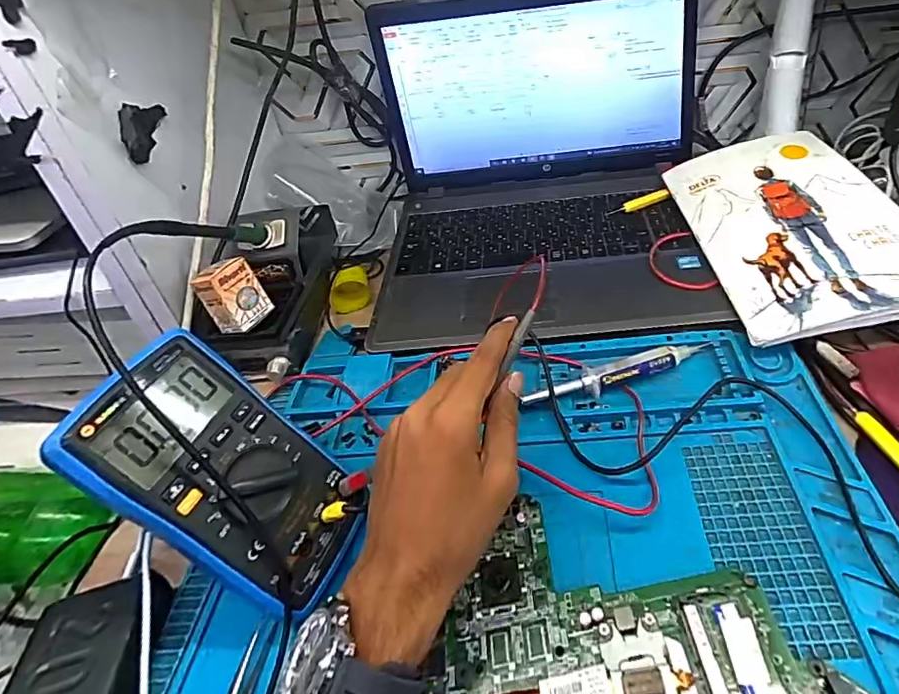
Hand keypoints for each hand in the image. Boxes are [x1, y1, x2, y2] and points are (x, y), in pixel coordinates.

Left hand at [340, 317, 523, 666]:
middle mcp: (420, 414)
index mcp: (451, 421)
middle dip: (483, 376)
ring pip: (439, 391)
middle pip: (458, 374)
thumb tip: (510, 383)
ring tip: (479, 433)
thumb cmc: (457, 534)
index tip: (511, 323)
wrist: (401, 574)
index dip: (498, 340)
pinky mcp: (387, 441)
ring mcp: (398, 427)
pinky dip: (442, 413)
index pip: (479, 364)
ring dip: (462, 397)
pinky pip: (422, 411)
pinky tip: (452, 447)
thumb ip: (507, 423)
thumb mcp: (499, 480)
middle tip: (505, 397)